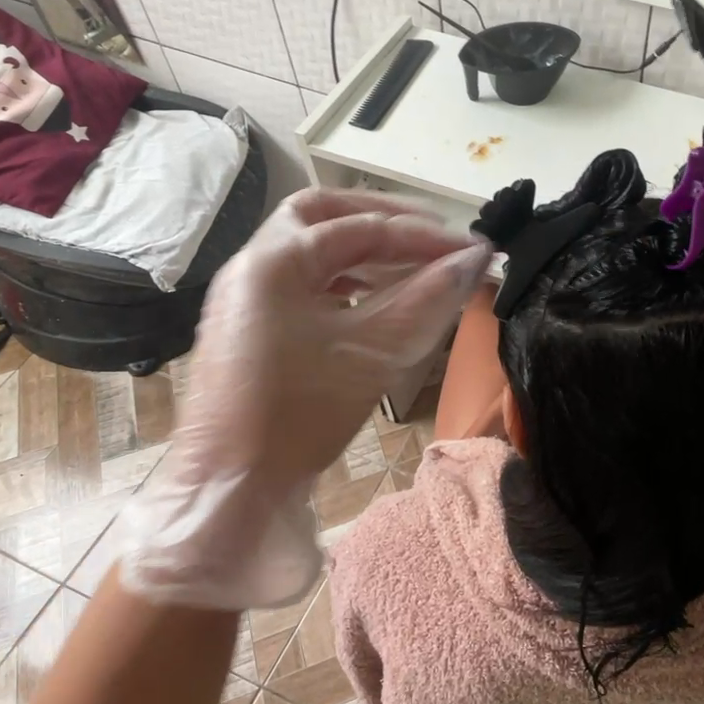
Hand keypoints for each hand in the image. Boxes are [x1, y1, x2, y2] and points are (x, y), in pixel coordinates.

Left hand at [120, 189, 489, 609]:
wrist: (228, 488)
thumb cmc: (300, 415)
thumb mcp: (375, 353)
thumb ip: (429, 298)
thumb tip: (474, 260)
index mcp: (276, 259)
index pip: (364, 227)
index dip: (426, 236)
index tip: (476, 250)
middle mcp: (251, 262)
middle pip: (323, 215)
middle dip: (382, 218)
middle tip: (432, 237)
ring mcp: (242, 294)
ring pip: (308, 247)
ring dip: (361, 248)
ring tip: (410, 266)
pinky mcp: (245, 324)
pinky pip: (298, 281)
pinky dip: (340, 278)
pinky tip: (370, 298)